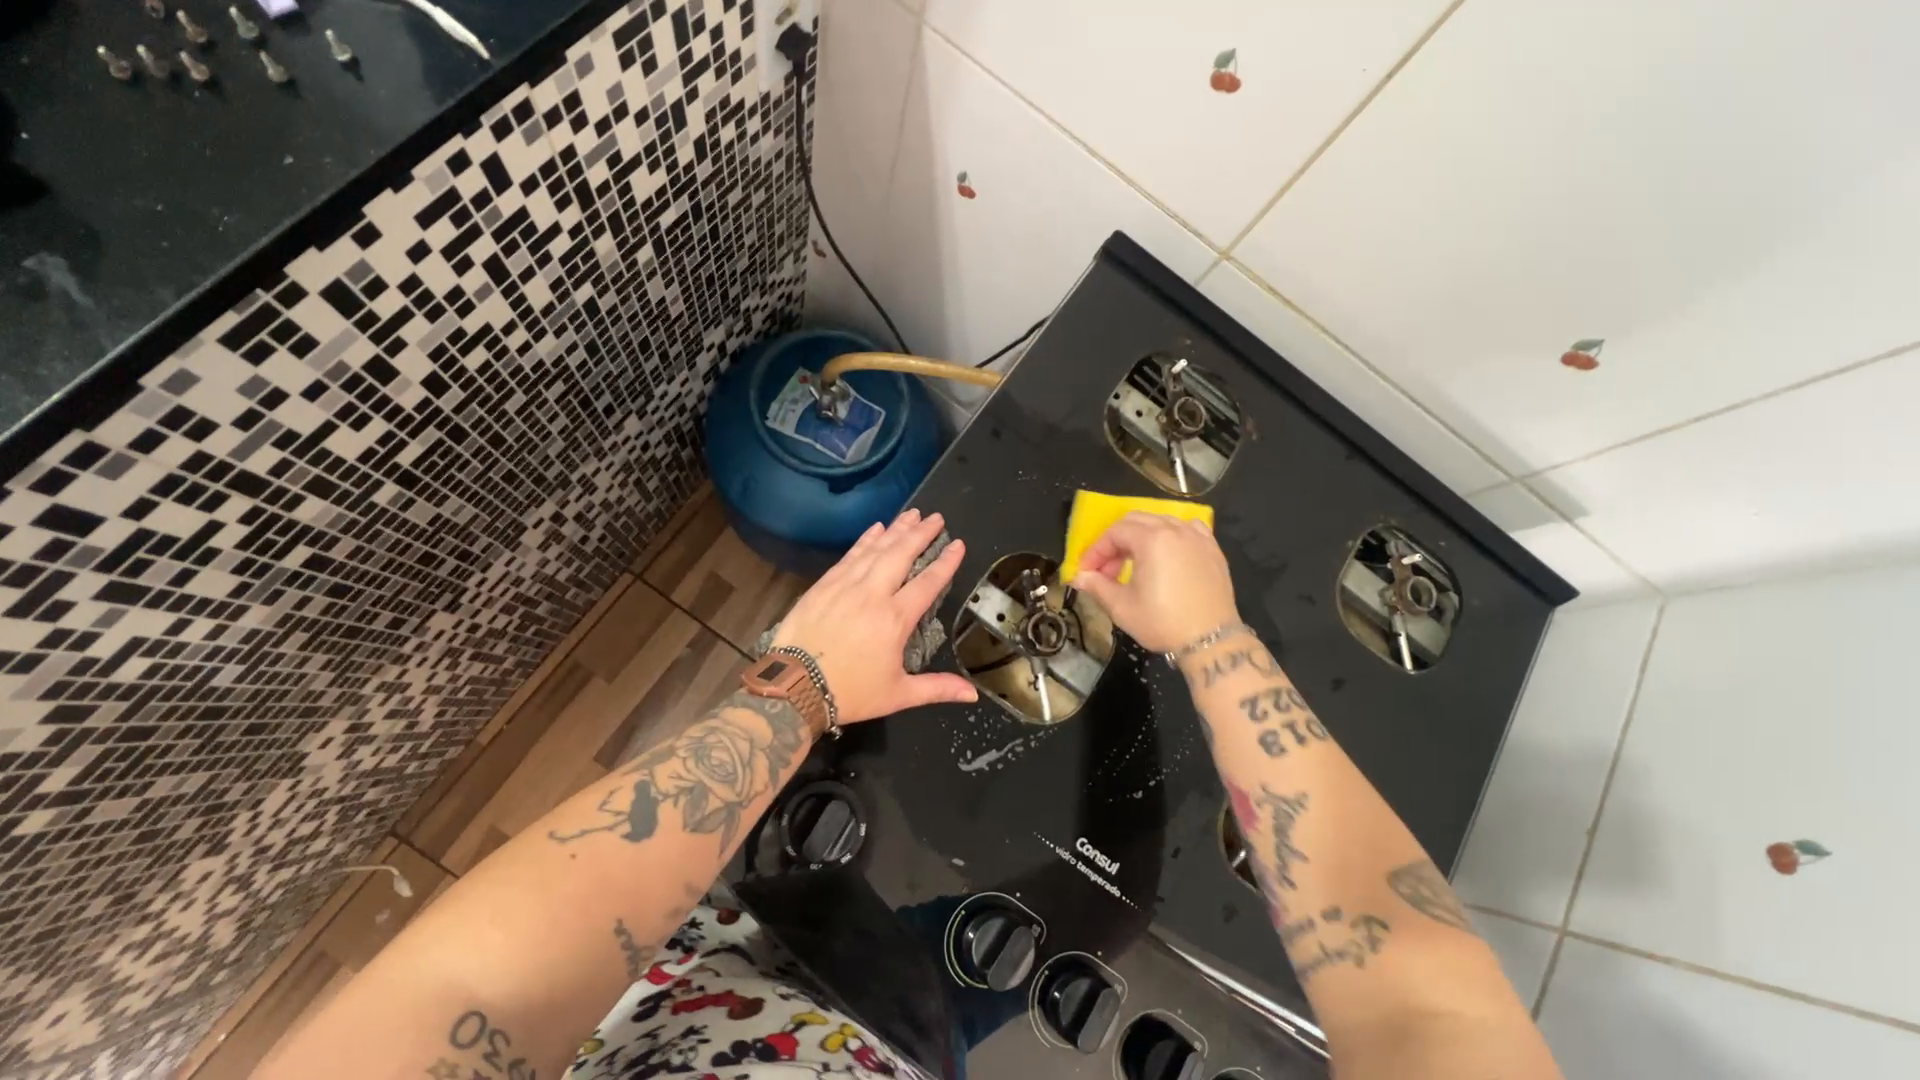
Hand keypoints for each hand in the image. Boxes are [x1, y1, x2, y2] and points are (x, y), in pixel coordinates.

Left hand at [771, 509, 978, 723]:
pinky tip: (876, 528)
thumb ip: (937, 688)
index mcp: (895, 619)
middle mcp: (872, 594)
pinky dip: (865, 540)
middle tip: (936, 517)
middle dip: (921, 534)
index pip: (927, 583)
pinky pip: (849, 556)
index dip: (945, 562)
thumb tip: (972, 694)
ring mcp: (845, 586)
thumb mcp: (898, 694)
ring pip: (876, 550)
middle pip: (901, 555)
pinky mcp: (823, 586)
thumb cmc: (850, 693)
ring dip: (896, 530)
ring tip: (912, 514)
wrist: (794, 687)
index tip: (957, 544)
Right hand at [1070, 512, 1240, 652]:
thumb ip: (1097, 586)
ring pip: (1161, 522)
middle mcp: (1175, 530)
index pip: (1114, 533)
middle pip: (1136, 521)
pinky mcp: (1213, 548)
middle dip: (1116, 542)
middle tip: (1107, 570)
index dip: (1096, 551)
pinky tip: (1168, 553)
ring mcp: (1197, 537)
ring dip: (1141, 537)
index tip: (1087, 571)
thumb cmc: (1162, 623)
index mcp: (1152, 540)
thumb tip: (1078, 577)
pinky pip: (1188, 529)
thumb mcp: (1122, 607)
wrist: (1210, 640)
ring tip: (1135, 564)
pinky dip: (1172, 535)